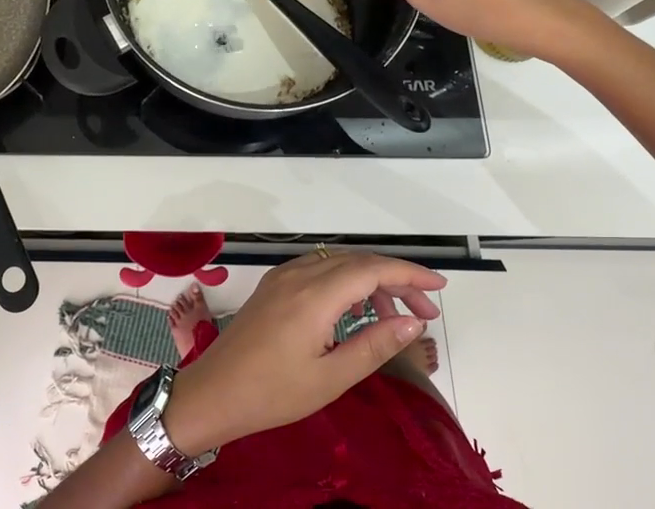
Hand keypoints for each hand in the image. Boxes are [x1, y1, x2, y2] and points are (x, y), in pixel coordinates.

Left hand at [161, 252, 443, 452]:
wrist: (215, 392)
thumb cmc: (273, 392)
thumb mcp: (332, 377)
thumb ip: (374, 345)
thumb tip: (412, 322)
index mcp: (313, 295)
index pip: (370, 269)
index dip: (408, 274)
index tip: (439, 288)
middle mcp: (296, 275)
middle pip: (355, 262)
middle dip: (394, 280)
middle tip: (425, 313)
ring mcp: (281, 278)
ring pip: (336, 264)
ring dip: (369, 281)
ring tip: (395, 318)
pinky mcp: (272, 287)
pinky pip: (317, 271)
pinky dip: (344, 283)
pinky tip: (356, 311)